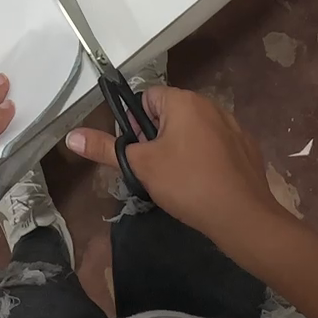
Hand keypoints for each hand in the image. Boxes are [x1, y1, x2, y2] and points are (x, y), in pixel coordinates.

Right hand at [65, 86, 286, 244]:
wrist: (245, 219)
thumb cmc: (188, 184)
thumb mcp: (141, 166)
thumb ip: (105, 148)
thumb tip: (71, 137)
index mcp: (183, 100)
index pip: (147, 98)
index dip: (137, 125)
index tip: (140, 152)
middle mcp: (209, 104)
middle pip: (170, 114)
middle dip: (159, 139)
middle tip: (157, 170)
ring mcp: (232, 125)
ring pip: (193, 131)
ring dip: (182, 148)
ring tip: (180, 181)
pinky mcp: (247, 148)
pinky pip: (216, 146)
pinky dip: (207, 160)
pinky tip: (205, 185)